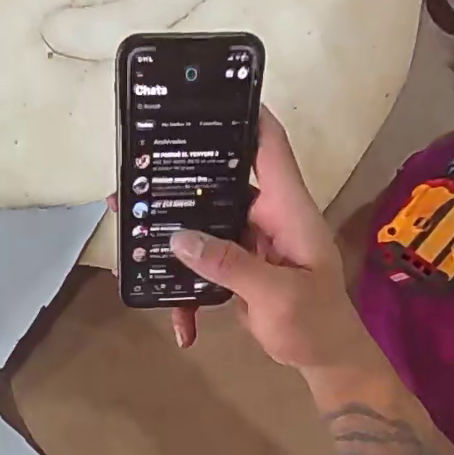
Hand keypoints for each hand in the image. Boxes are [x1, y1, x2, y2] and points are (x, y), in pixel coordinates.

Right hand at [163, 107, 353, 365]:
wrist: (323, 358)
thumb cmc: (314, 322)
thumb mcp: (277, 294)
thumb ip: (230, 265)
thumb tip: (178, 238)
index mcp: (287, 209)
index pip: (269, 148)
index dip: (246, 115)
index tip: (209, 95)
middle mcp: (266, 215)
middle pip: (222, 182)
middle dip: (182, 179)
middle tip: (138, 174)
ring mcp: (250, 240)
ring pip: (205, 222)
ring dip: (172, 230)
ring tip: (130, 230)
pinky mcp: (237, 265)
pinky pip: (204, 261)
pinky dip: (186, 284)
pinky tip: (177, 316)